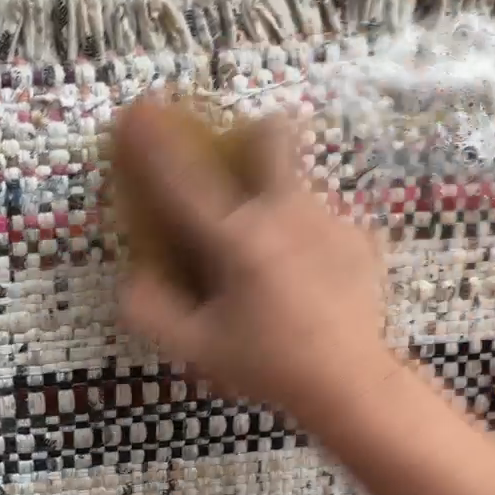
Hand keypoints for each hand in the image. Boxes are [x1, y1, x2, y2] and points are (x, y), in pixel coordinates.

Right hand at [111, 99, 404, 421]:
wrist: (350, 384)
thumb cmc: (266, 365)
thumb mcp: (195, 349)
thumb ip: (152, 312)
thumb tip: (134, 280)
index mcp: (237, 239)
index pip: (184, 181)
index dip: (154, 143)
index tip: (137, 109)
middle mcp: (285, 214)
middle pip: (272, 138)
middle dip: (251, 137)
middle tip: (240, 171)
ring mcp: (329, 221)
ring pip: (297, 185)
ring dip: (276, 207)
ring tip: (275, 265)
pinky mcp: (360, 239)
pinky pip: (324, 222)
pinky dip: (307, 241)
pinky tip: (308, 283)